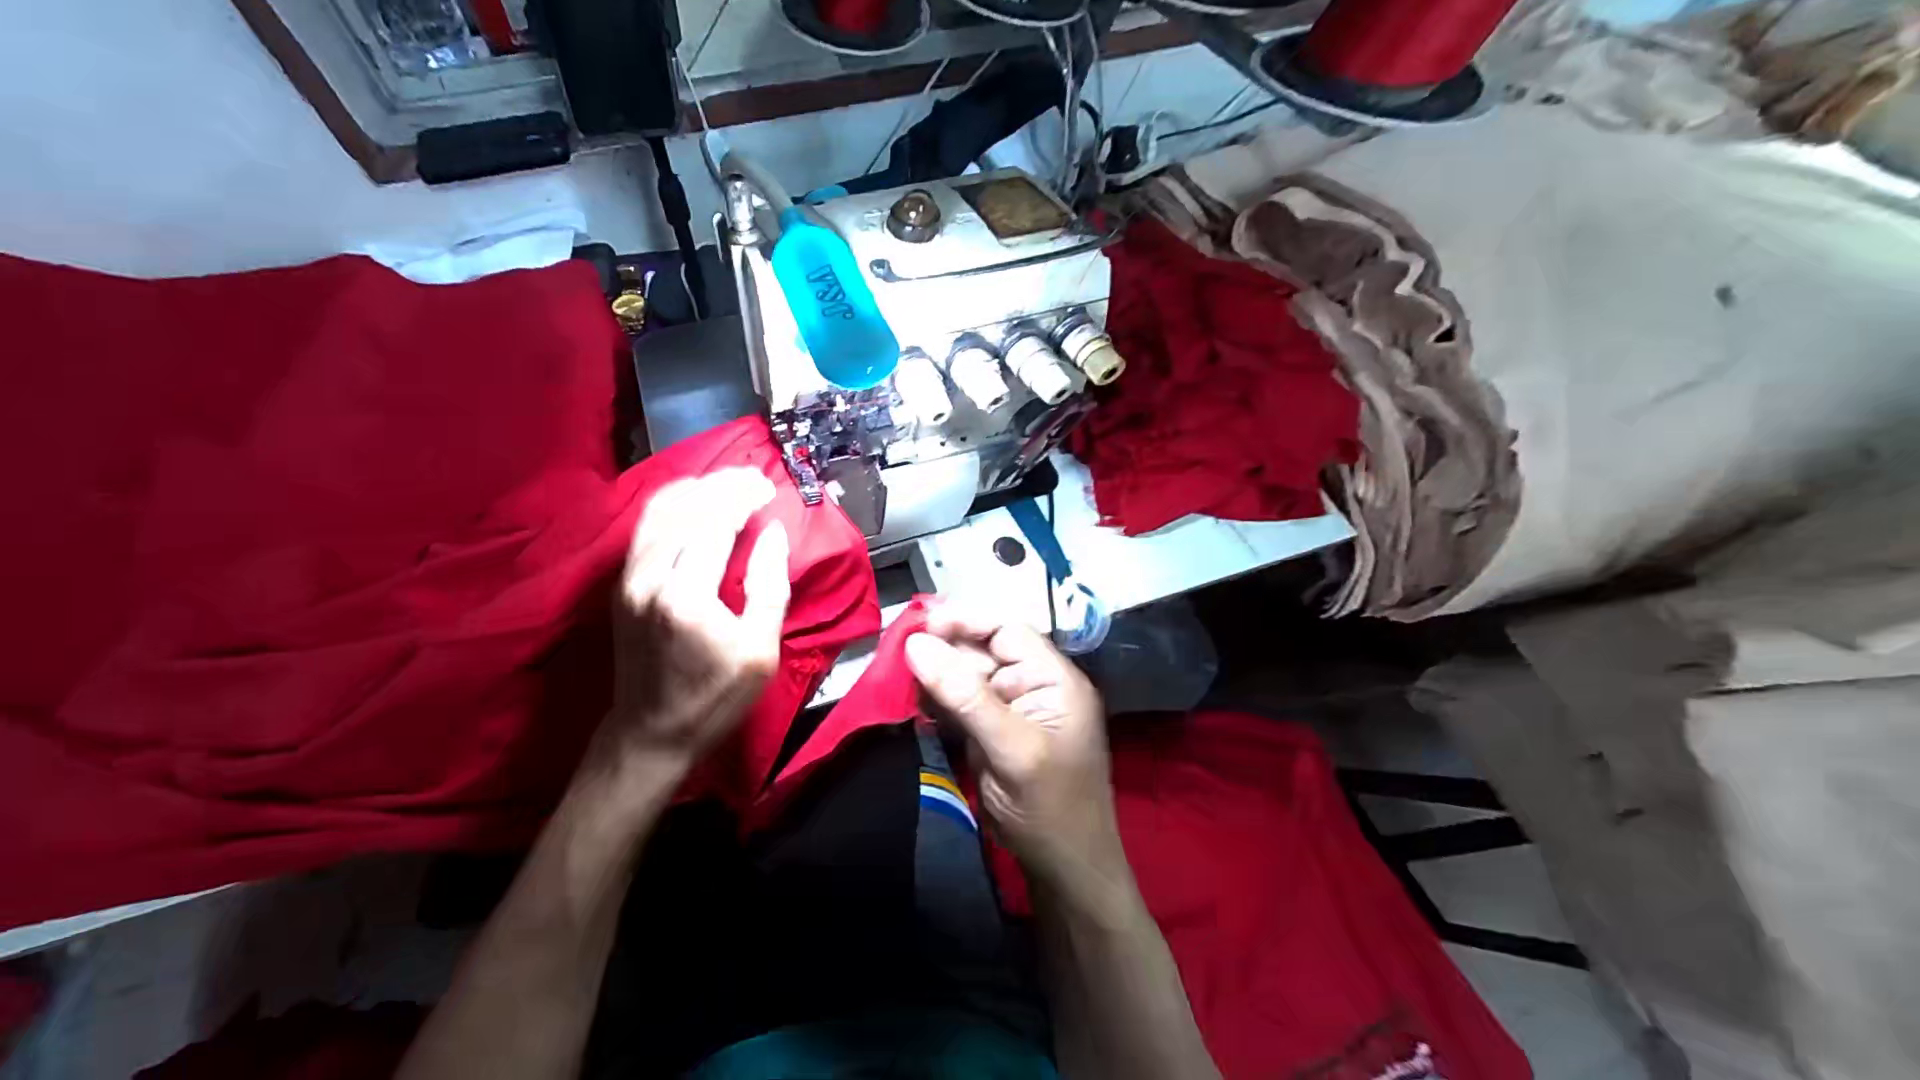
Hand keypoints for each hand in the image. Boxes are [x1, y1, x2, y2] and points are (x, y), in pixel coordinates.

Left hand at [600, 468, 790, 767]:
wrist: (651, 733)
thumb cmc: (714, 698)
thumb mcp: (759, 651)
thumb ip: (770, 587)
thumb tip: (773, 534)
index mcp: (687, 596)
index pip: (715, 523)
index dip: (743, 497)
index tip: (769, 487)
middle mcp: (650, 578)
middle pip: (686, 509)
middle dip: (722, 486)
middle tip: (754, 478)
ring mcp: (630, 580)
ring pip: (659, 512)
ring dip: (695, 489)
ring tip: (727, 483)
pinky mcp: (623, 585)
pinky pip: (645, 528)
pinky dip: (671, 505)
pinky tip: (692, 501)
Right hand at [905, 600, 1125, 893]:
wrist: (1063, 871)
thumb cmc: (1050, 808)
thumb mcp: (1012, 749)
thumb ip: (966, 695)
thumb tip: (917, 644)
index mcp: (1054, 679)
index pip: (1007, 631)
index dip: (965, 621)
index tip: (920, 622)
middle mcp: (1033, 686)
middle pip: (982, 651)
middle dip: (941, 648)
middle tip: (895, 648)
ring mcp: (1010, 711)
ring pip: (966, 677)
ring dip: (932, 673)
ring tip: (894, 670)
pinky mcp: (991, 734)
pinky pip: (959, 704)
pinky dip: (934, 699)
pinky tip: (909, 696)